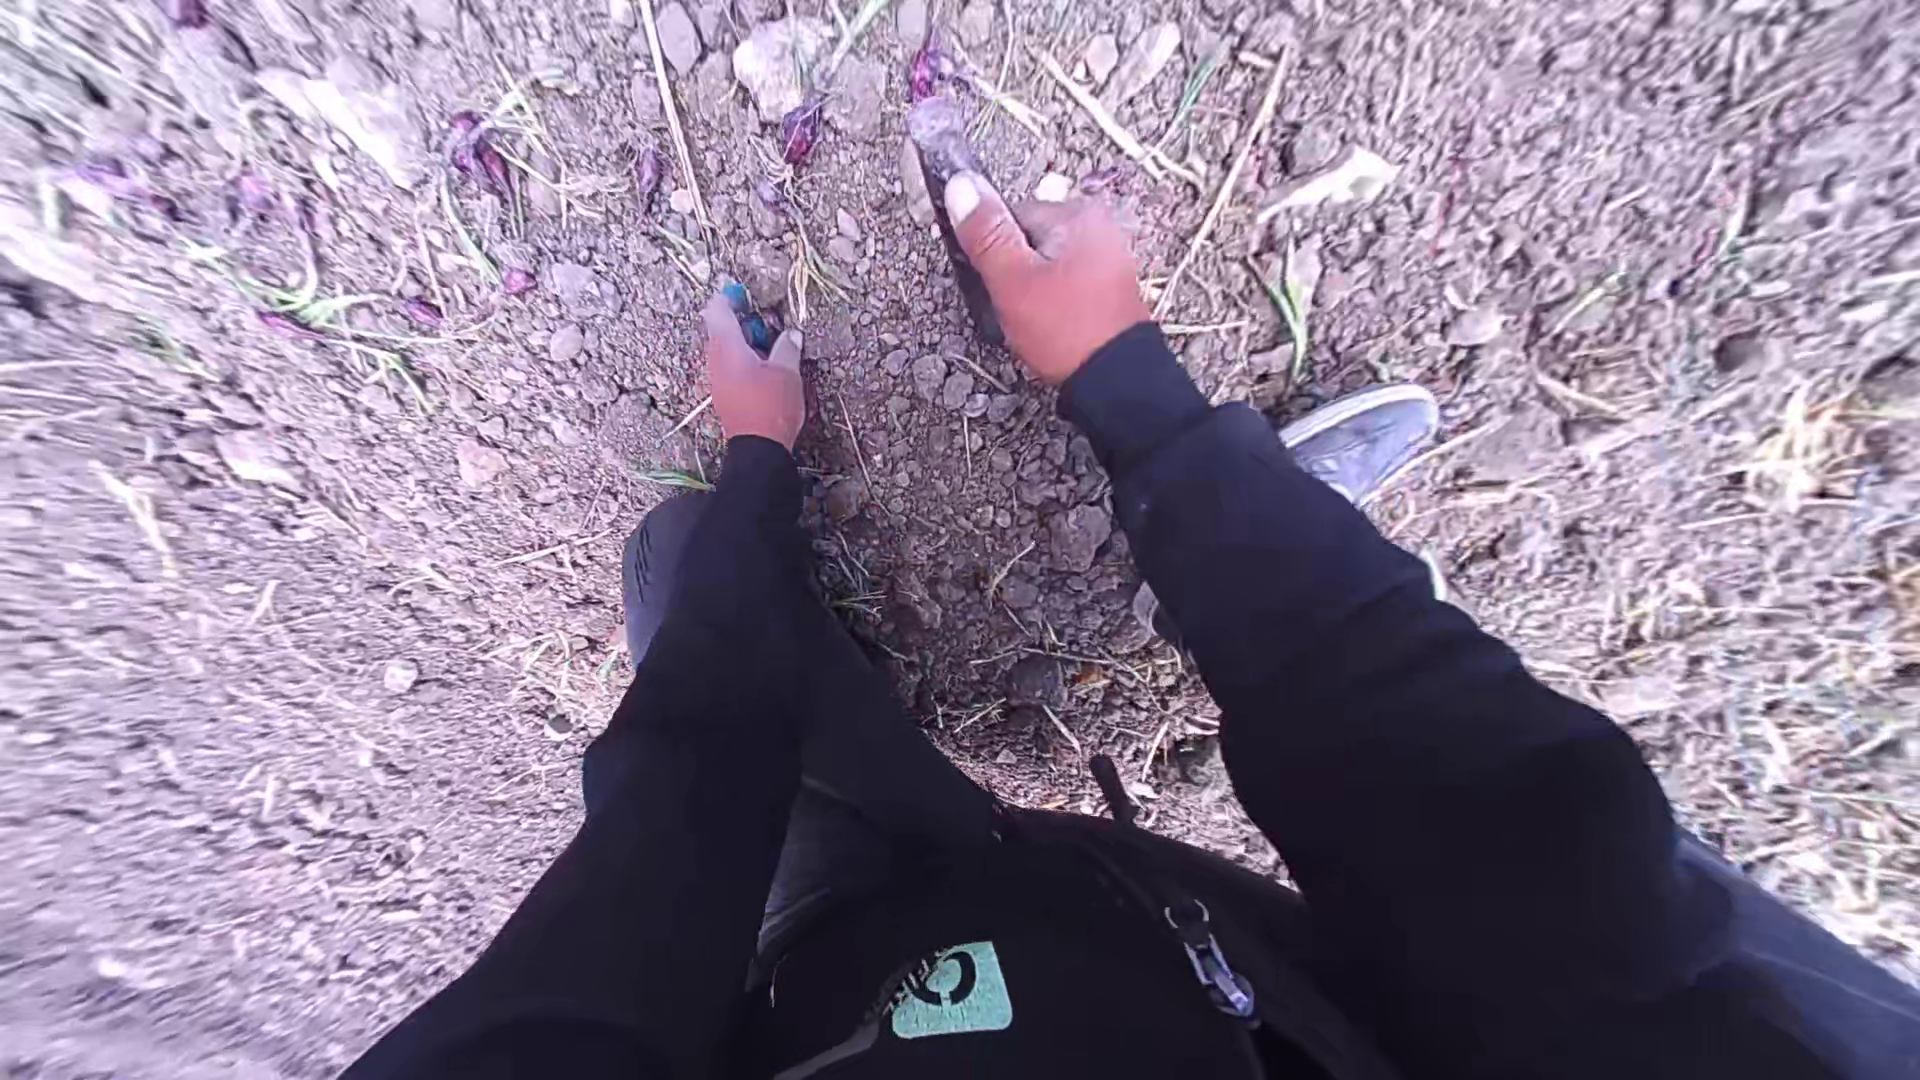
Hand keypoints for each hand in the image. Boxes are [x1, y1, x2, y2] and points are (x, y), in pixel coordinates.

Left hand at [701, 291, 804, 449]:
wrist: (759, 449)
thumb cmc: (771, 406)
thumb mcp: (786, 372)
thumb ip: (788, 348)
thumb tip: (791, 334)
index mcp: (727, 347)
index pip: (717, 309)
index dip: (730, 297)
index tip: (745, 294)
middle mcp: (716, 360)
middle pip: (722, 330)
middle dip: (745, 323)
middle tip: (769, 324)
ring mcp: (718, 379)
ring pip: (728, 350)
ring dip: (748, 344)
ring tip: (773, 350)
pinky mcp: (726, 395)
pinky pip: (732, 368)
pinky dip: (747, 362)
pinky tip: (767, 371)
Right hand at [944, 172, 1148, 384]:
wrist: (1114, 380)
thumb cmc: (1068, 332)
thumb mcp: (1012, 280)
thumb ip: (986, 234)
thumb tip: (960, 186)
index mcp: (1077, 215)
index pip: (1011, 215)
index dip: (993, 253)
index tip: (993, 282)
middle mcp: (1099, 230)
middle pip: (1031, 243)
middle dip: (1016, 275)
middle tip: (1018, 308)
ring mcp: (1108, 261)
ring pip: (1047, 269)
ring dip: (1034, 294)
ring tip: (1036, 323)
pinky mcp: (1109, 292)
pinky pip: (1067, 288)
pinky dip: (1055, 306)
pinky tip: (1052, 328)